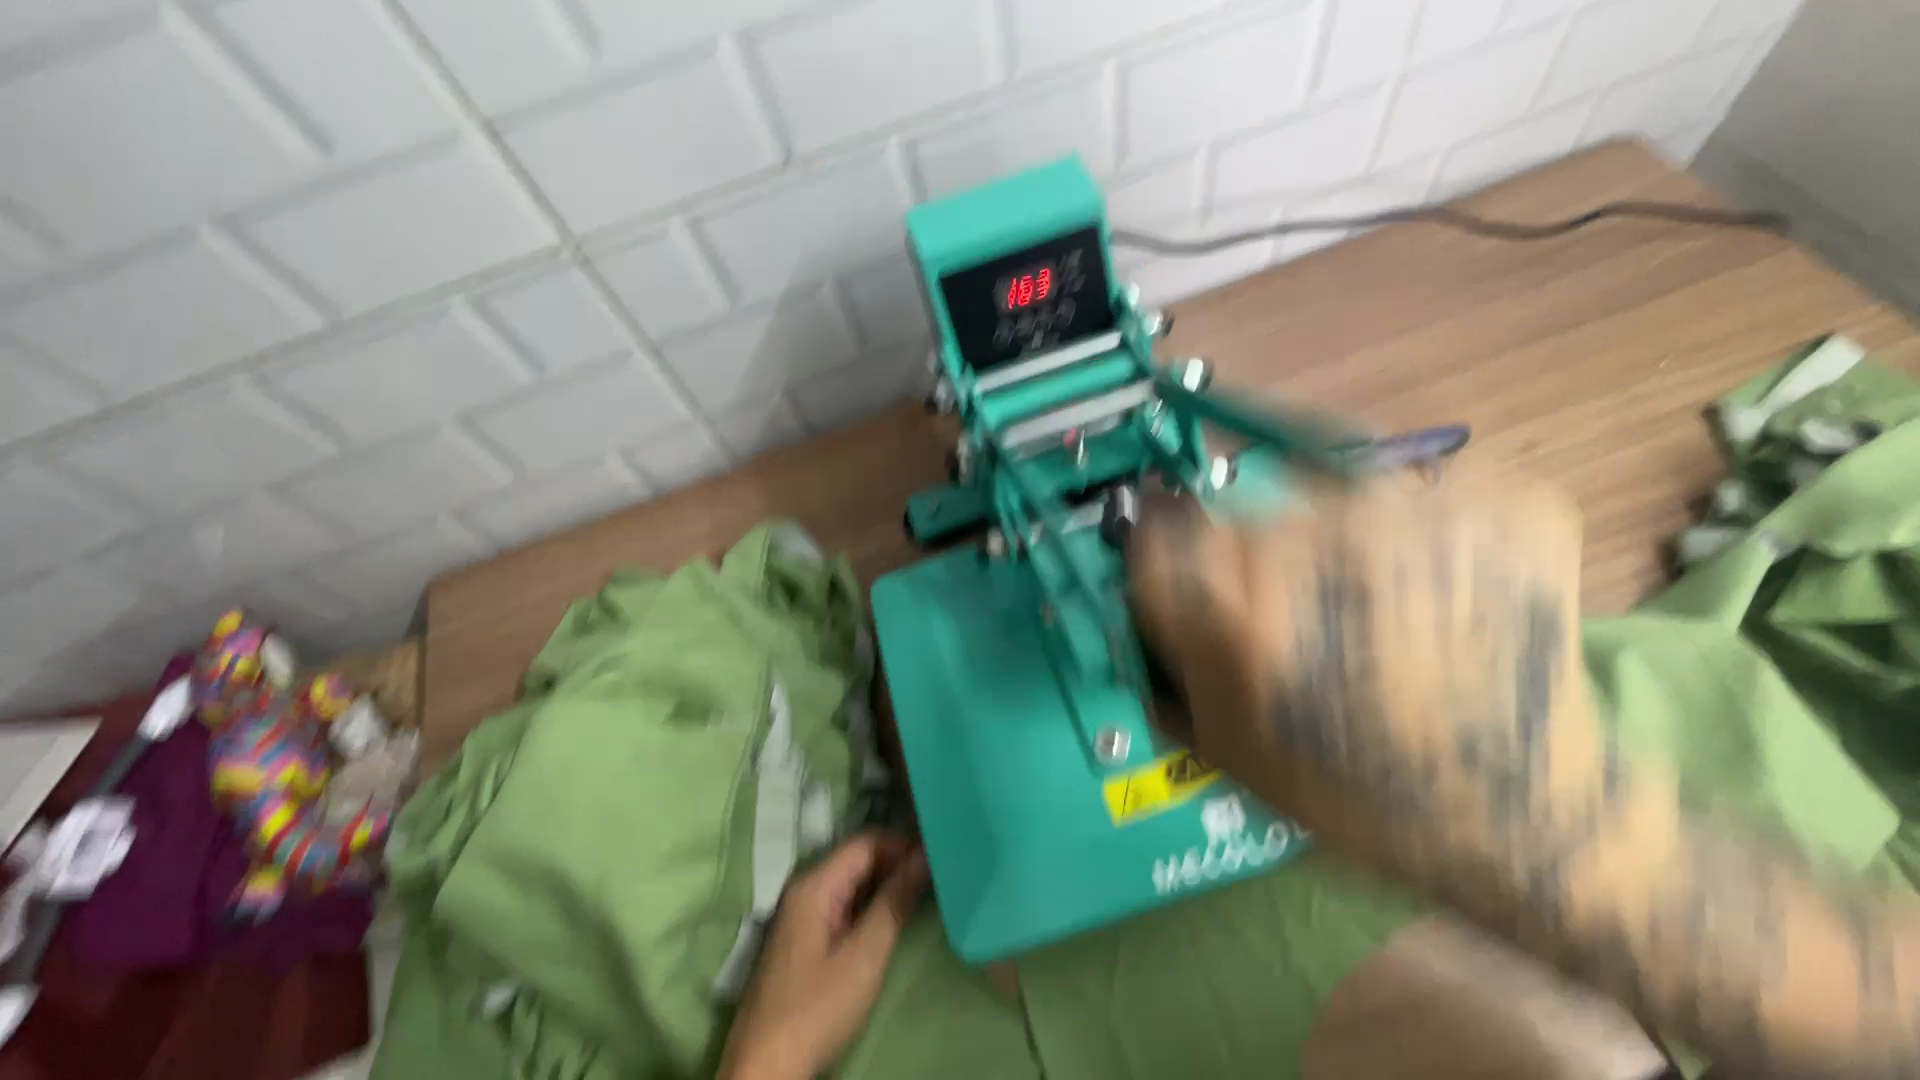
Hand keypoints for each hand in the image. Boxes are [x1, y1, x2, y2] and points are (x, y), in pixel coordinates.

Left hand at [718, 831, 929, 1079]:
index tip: (939, 859)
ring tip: (927, 894)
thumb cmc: (818, 1007)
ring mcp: (804, 913)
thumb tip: (924, 856)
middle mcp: (806, 889)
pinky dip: (872, 904)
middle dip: (898, 863)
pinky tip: (897, 917)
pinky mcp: (807, 937)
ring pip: (854, 881)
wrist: (767, 1067)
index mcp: (815, 885)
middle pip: (859, 858)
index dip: (904, 845)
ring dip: (888, 884)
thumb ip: (895, 901)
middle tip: (940, 877)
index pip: (867, 841)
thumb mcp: (865, 954)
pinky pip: (846, 903)